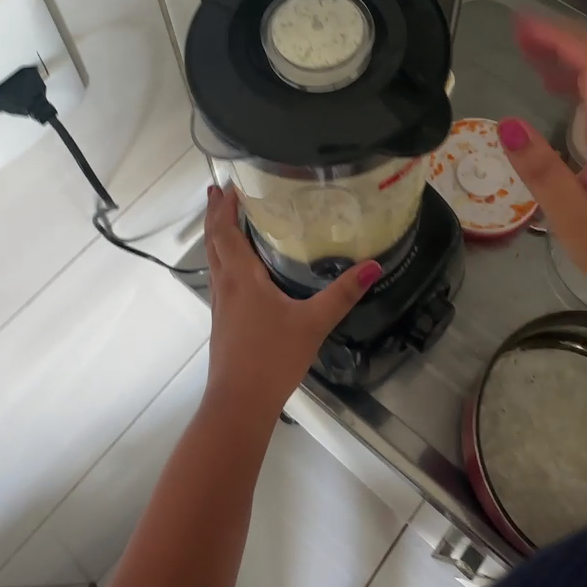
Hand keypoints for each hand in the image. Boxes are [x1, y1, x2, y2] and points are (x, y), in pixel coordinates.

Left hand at [201, 185, 380, 417]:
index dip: (224, 206)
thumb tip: (373, 266)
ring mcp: (221, 306)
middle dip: (216, 215)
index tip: (227, 182)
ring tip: (227, 220)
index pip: (225, 231)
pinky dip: (225, 260)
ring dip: (218, 237)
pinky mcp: (223, 323)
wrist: (238, 404)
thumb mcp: (313, 323)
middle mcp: (225, 286)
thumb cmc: (272, 358)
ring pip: (214, 261)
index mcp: (241, 277)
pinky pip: (220, 279)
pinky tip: (241, 271)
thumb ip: (342, 294)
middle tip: (219, 190)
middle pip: (214, 242)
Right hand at [498, 15, 586, 308]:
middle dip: (561, 37)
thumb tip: (507, 124)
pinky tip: (551, 85)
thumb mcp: (574, 219)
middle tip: (516, 32)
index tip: (521, 26)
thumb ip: (542, 171)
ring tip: (525, 49)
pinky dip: (576, 77)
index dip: (560, 38)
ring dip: (569, 54)